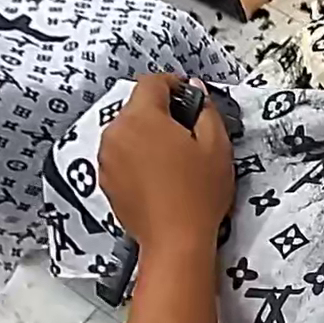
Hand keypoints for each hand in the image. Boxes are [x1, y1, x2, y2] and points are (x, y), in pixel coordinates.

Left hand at [98, 74, 231, 259]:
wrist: (176, 240)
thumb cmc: (199, 195)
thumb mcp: (218, 148)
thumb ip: (207, 112)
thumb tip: (198, 93)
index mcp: (142, 117)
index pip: (153, 82)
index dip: (175, 85)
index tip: (190, 96)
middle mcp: (116, 131)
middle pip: (138, 108)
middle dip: (163, 115)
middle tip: (191, 136)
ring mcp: (107, 157)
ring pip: (129, 133)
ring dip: (150, 138)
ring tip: (177, 162)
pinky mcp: (106, 180)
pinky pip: (122, 157)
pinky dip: (139, 160)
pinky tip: (162, 179)